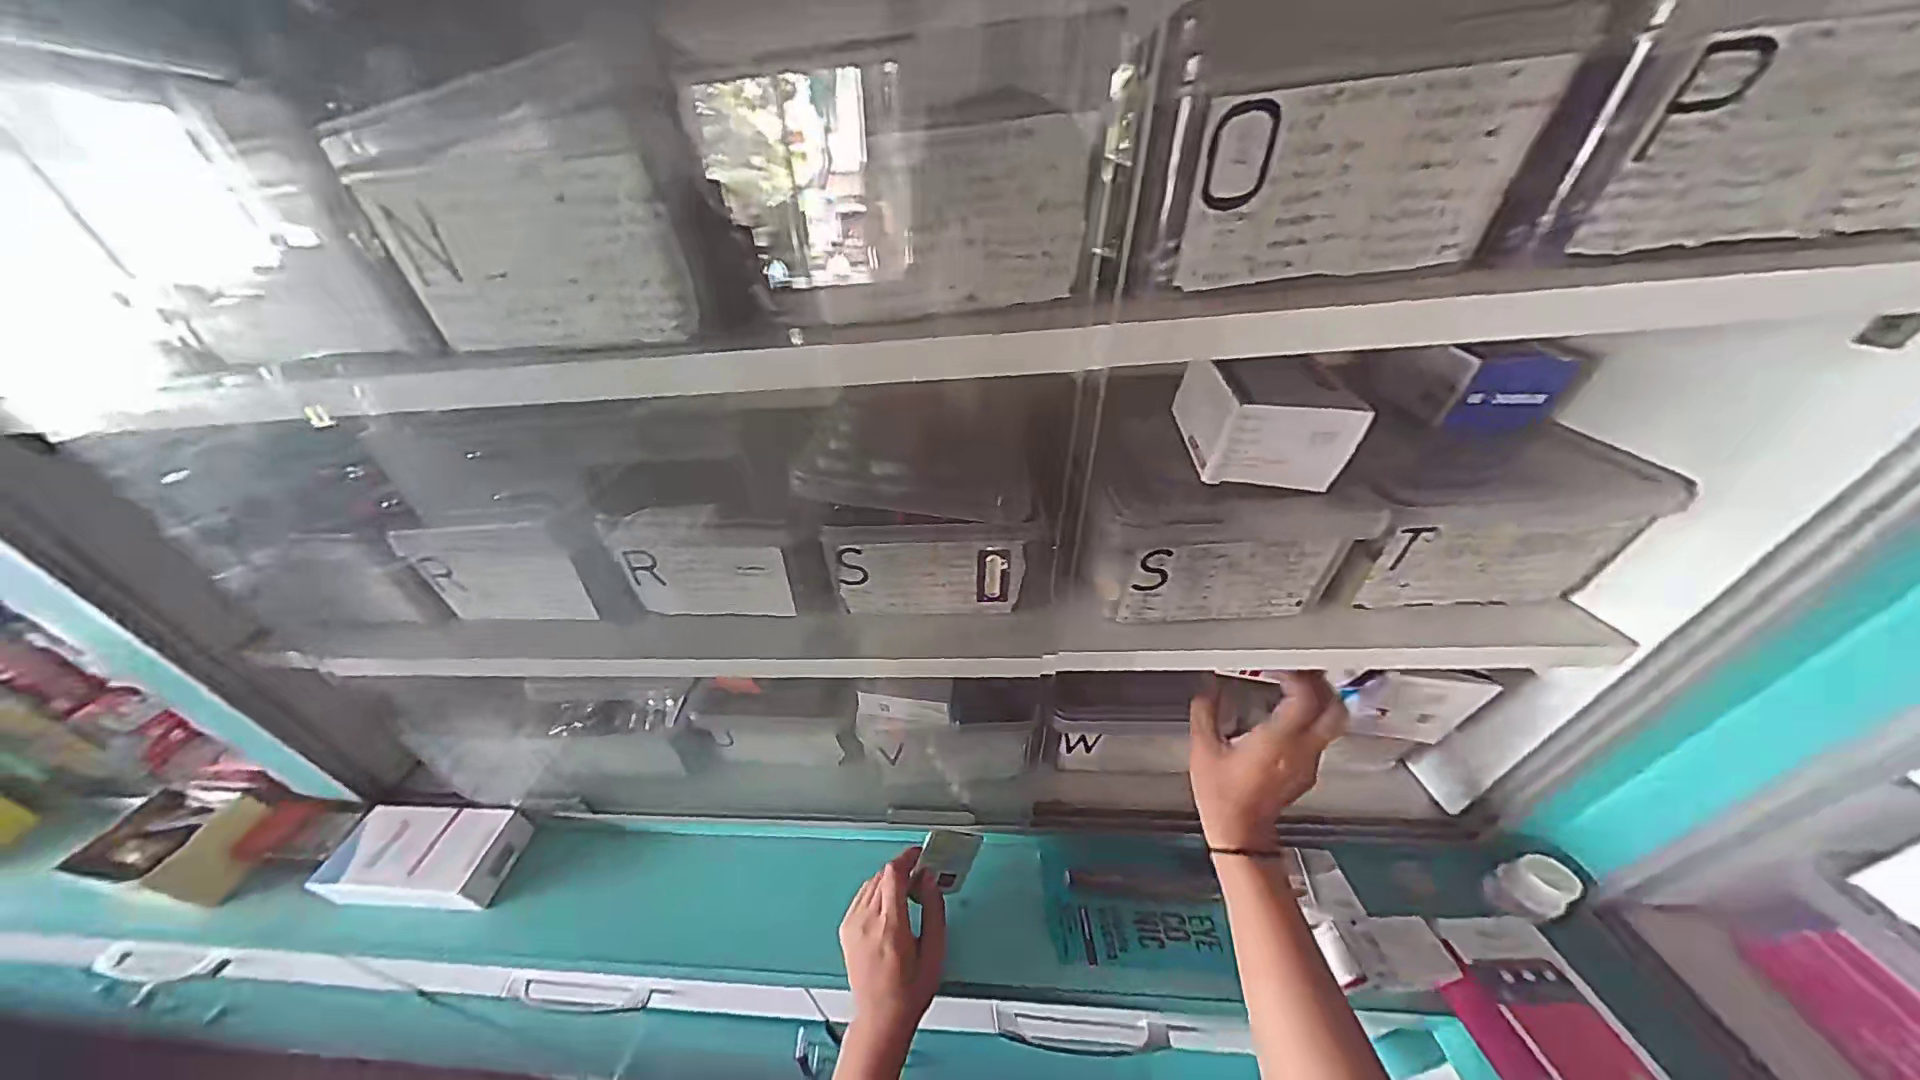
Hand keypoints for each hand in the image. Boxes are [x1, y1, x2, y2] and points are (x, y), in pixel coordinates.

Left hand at [839, 846, 946, 1035]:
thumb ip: (933, 909)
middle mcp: (867, 922)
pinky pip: (861, 896)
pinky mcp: (846, 930)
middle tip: (918, 874)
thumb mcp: (934, 951)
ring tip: (906, 890)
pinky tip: (888, 903)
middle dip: (902, 869)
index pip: (893, 874)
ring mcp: (853, 925)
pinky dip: (876, 891)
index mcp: (890, 926)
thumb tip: (929, 881)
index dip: (907, 858)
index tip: (918, 855)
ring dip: (889, 879)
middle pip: (882, 875)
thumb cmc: (908, 991)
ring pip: (871, 883)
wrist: (881, 1017)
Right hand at [1190, 672, 1347, 851]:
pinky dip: (1311, 717)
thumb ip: (1206, 710)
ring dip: (1320, 699)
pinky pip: (1320, 736)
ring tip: (1296, 687)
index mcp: (1277, 741)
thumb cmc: (1222, 796)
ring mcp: (1308, 762)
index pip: (1306, 698)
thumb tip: (1207, 687)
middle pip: (1333, 708)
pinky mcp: (1307, 771)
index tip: (1280, 666)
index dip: (1298, 675)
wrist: (1240, 833)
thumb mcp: (1203, 747)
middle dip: (1320, 683)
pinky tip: (1287, 715)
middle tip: (1299, 671)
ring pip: (1332, 722)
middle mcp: (1301, 750)